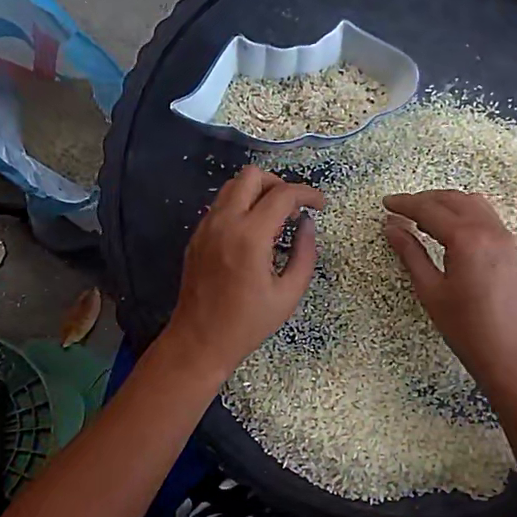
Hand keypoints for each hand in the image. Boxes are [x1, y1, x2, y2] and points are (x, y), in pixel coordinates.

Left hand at [165, 167, 324, 374]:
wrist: (199, 341)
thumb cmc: (247, 323)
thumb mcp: (289, 294)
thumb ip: (305, 254)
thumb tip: (307, 224)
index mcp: (250, 237)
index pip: (283, 195)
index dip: (307, 194)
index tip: (320, 205)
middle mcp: (224, 223)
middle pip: (252, 175)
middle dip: (279, 184)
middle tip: (293, 210)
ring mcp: (206, 227)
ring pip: (232, 185)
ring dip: (257, 192)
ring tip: (274, 219)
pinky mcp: (196, 236)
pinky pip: (220, 205)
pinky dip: (240, 206)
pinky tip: (252, 233)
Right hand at [383, 191, 516, 381]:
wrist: (511, 354)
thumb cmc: (466, 328)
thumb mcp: (430, 291)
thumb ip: (410, 254)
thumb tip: (391, 228)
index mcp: (467, 239)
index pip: (429, 209)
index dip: (405, 204)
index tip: (385, 203)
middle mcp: (489, 230)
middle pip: (452, 200)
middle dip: (424, 199)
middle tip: (399, 209)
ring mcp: (504, 237)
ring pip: (471, 203)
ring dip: (445, 203)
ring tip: (421, 217)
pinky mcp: (510, 248)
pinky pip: (485, 216)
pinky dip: (463, 212)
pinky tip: (448, 229)